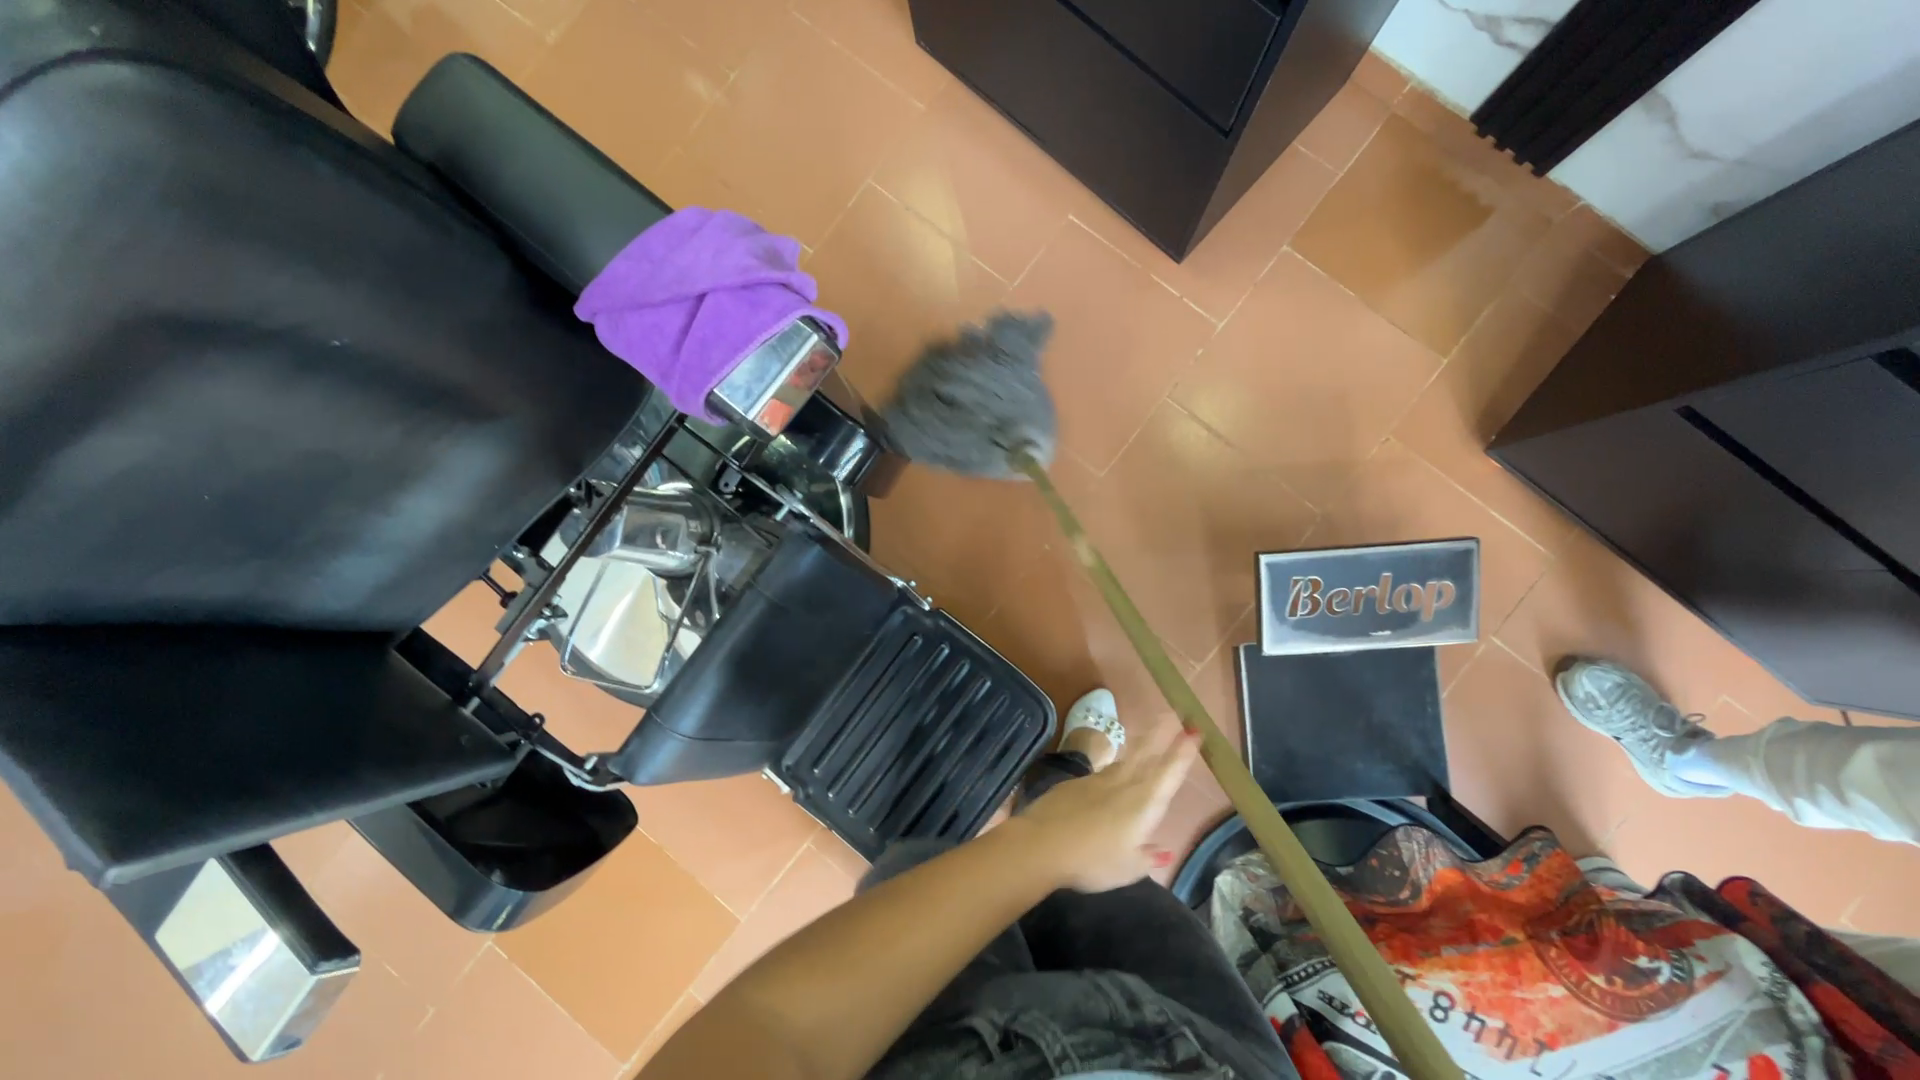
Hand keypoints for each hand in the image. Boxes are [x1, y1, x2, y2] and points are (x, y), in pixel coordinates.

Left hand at [1010, 724, 1201, 891]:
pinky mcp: (1074, 783)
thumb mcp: (1127, 869)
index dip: (1183, 752)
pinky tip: (1114, 771)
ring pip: (1125, 759)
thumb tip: (1164, 851)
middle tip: (1174, 714)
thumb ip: (1147, 857)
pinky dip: (1115, 765)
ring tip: (1149, 736)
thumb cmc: (1092, 861)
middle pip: (1146, 753)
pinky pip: (1103, 770)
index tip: (1194, 731)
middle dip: (1162, 734)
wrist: (1041, 844)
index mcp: (1143, 803)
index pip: (1169, 773)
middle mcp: (1123, 784)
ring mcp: (1096, 780)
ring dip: (1140, 745)